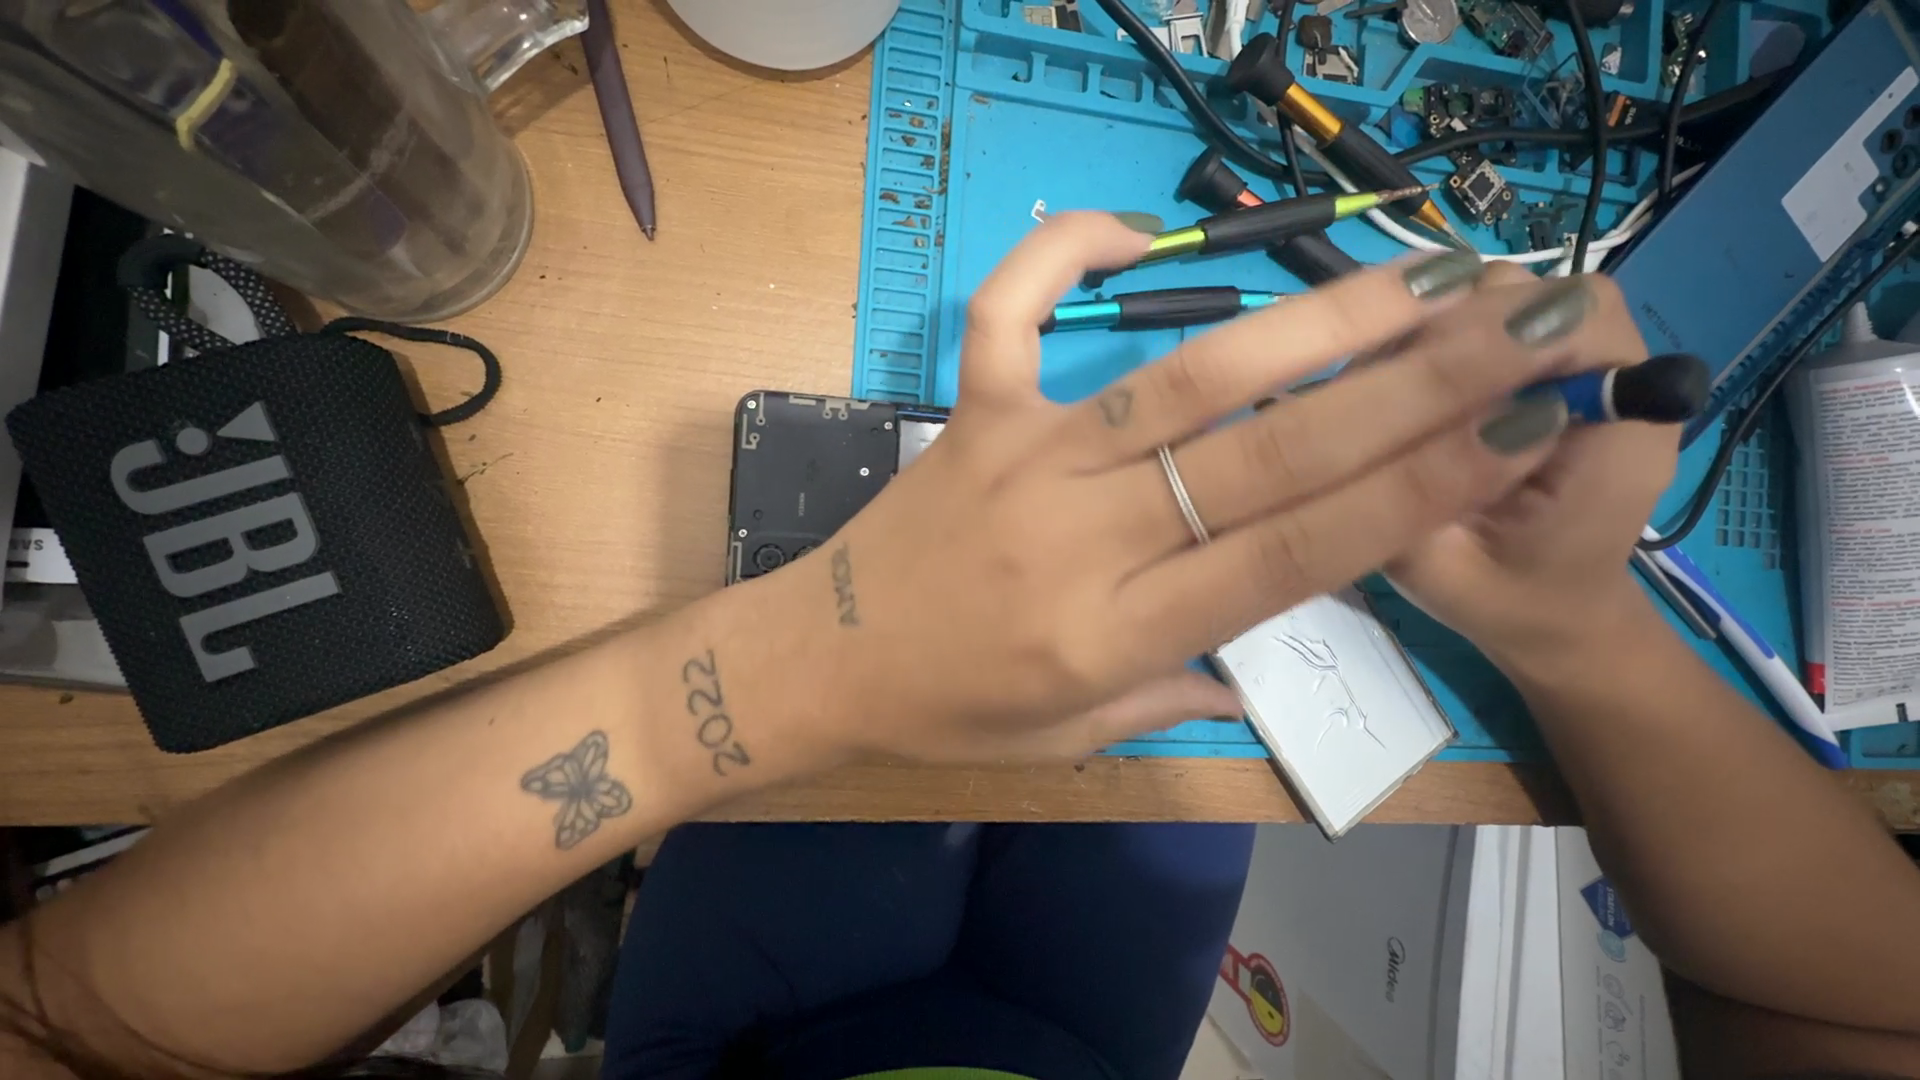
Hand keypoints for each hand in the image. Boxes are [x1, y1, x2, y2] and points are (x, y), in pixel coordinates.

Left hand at [739, 215, 1624, 765]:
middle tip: (1524, 322)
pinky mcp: (969, 414)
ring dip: (1306, 323)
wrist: (819, 665)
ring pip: (1179, 383)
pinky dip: (1061, 254)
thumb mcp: (1069, 739)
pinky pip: (1009, 312)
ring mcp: (1022, 458)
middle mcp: (1082, 537)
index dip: (1415, 492)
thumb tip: (1255, 664)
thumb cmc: (947, 712)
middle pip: (1264, 455)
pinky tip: (1133, 228)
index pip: (1292, 555)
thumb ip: (1172, 697)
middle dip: (1412, 389)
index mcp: (1116, 633)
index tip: (1519, 430)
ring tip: (1419, 278)